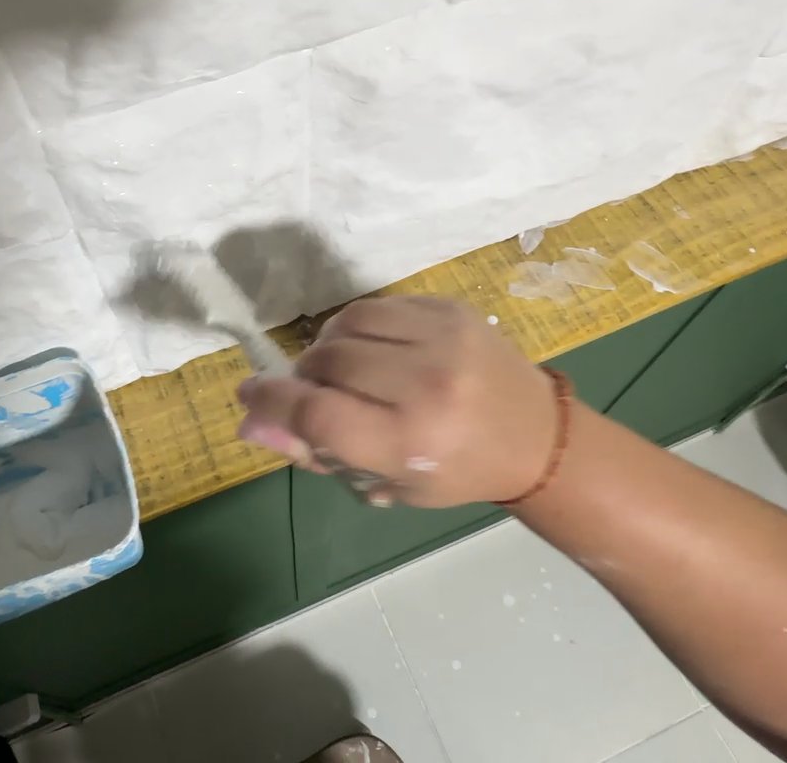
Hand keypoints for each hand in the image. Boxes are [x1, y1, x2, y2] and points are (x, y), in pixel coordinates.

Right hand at [236, 296, 562, 506]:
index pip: (317, 413)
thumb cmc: (454, 471)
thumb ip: (314, 452)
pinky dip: (360, 326)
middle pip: (326, 362)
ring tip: (343, 367)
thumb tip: (250, 421)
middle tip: (314, 391)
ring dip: (329, 345)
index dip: (272, 400)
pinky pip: (378, 305)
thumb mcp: (384, 482)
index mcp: (411, 442)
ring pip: (346, 323)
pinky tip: (375, 348)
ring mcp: (444, 339)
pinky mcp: (451, 308)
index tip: (250, 393)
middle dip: (305, 376)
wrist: (536, 437)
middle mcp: (428, 386)